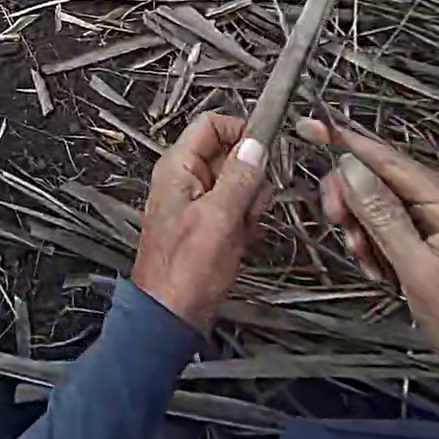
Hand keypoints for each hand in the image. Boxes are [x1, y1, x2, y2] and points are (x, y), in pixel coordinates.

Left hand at [132, 113, 268, 331]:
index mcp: (177, 166)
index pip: (210, 124)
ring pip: (236, 182)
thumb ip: (239, 177)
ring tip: (240, 226)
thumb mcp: (219, 217)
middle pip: (229, 153)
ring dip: (249, 203)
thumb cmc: (185, 269)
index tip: (267, 150)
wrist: (171, 314)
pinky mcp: (205, 221)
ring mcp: (195, 199)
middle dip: (249, 176)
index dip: (241, 130)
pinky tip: (239, 239)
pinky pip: (235, 207)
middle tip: (249, 203)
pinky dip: (244, 221)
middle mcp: (183, 177)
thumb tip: (256, 145)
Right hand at [297, 118, 438, 382]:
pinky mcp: (433, 256)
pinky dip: (373, 248)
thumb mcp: (422, 273)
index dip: (347, 141)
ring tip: (365, 261)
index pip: (391, 161)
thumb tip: (350, 166)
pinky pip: (389, 234)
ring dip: (361, 229)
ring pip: (379, 209)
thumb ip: (384, 216)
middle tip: (338, 224)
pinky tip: (378, 271)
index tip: (310, 127)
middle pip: (380, 183)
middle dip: (351, 199)